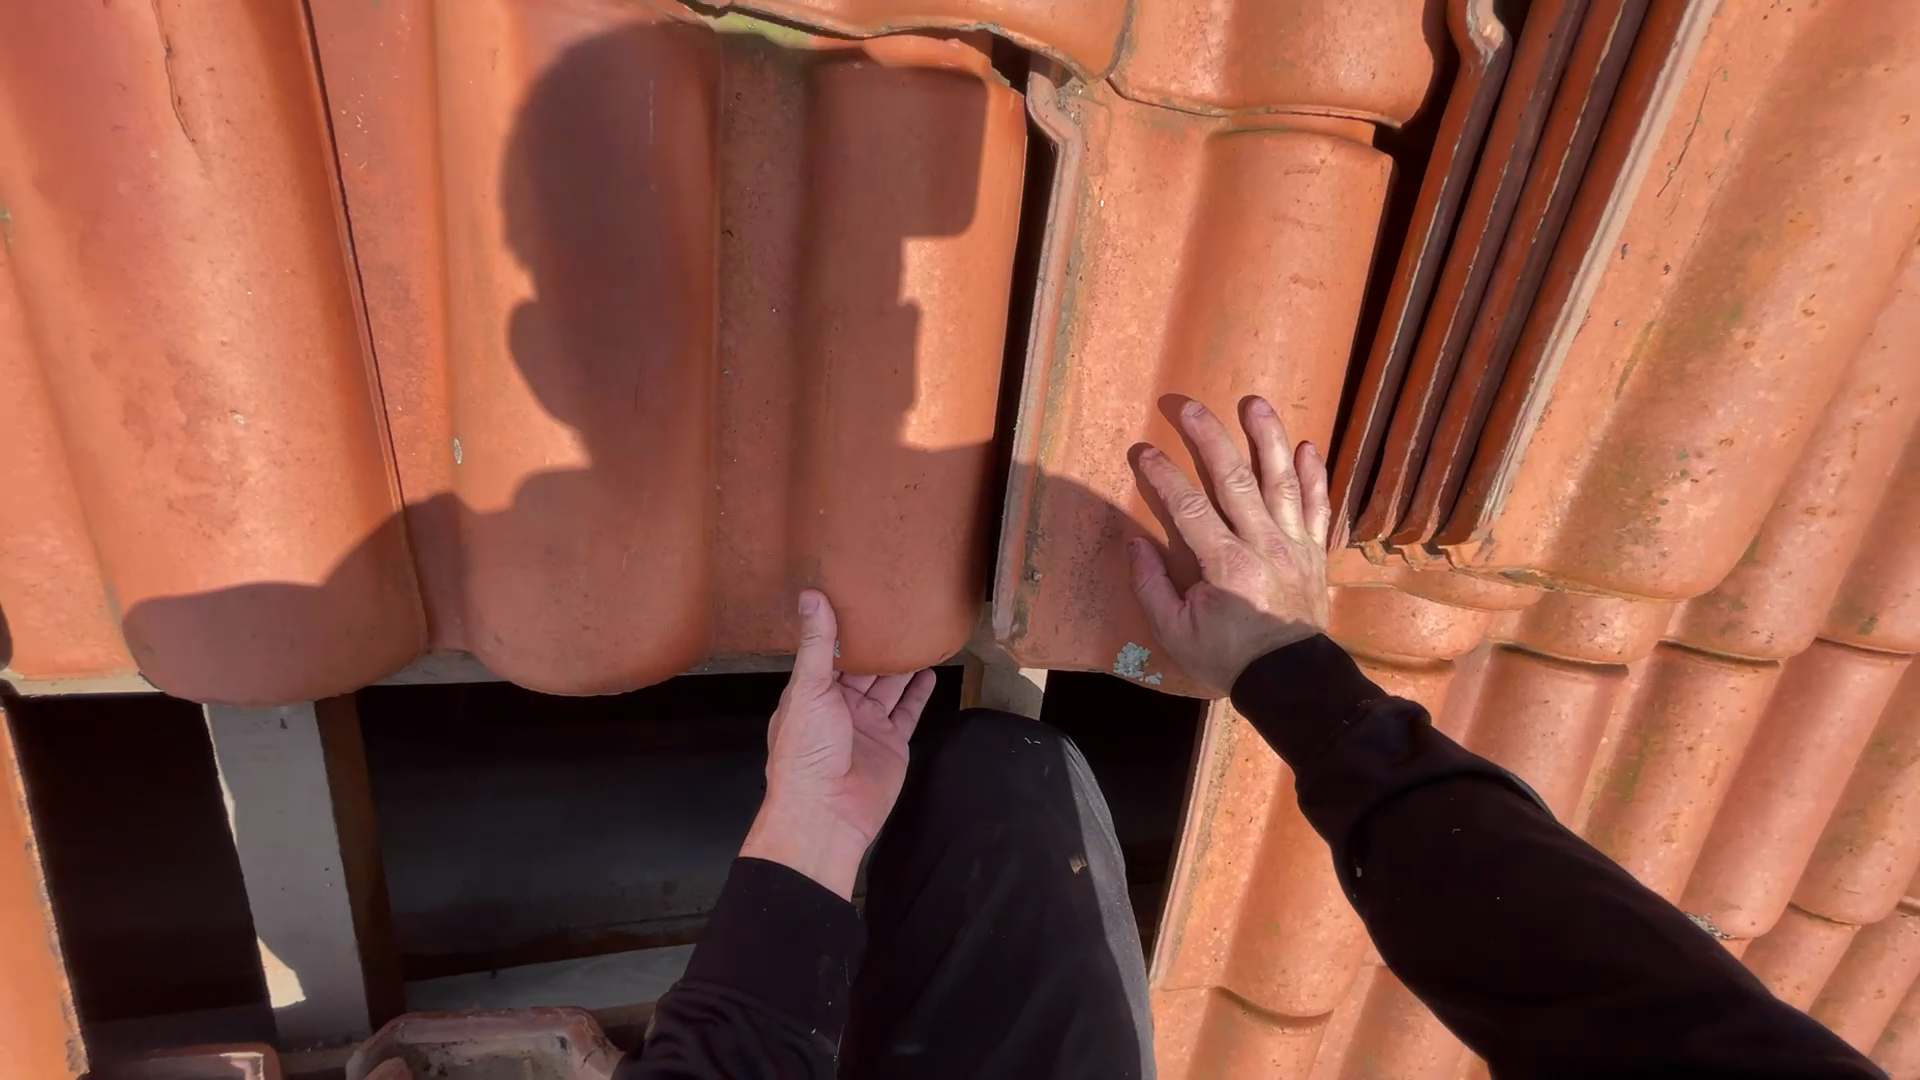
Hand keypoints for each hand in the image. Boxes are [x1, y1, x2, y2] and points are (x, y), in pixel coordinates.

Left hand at [738, 590, 936, 898]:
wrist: (827, 811)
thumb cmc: (807, 749)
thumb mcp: (809, 688)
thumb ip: (816, 644)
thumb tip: (810, 596)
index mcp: (813, 693)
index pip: (830, 654)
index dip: (844, 630)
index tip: (859, 599)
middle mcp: (841, 707)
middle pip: (864, 669)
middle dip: (878, 645)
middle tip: (898, 613)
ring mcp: (868, 726)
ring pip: (889, 687)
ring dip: (902, 665)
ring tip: (918, 636)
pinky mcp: (892, 743)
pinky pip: (908, 712)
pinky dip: (919, 693)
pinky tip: (929, 672)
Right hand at [1128, 397, 1331, 696]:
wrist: (1292, 681)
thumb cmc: (1227, 657)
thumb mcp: (1174, 632)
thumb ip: (1151, 586)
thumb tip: (1135, 544)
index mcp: (1226, 566)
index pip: (1189, 508)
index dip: (1164, 476)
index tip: (1143, 451)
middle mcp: (1264, 545)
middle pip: (1235, 480)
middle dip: (1209, 438)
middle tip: (1188, 406)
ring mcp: (1296, 546)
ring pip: (1283, 482)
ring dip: (1268, 438)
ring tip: (1254, 402)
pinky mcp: (1315, 553)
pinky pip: (1320, 507)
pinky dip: (1316, 476)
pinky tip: (1308, 447)